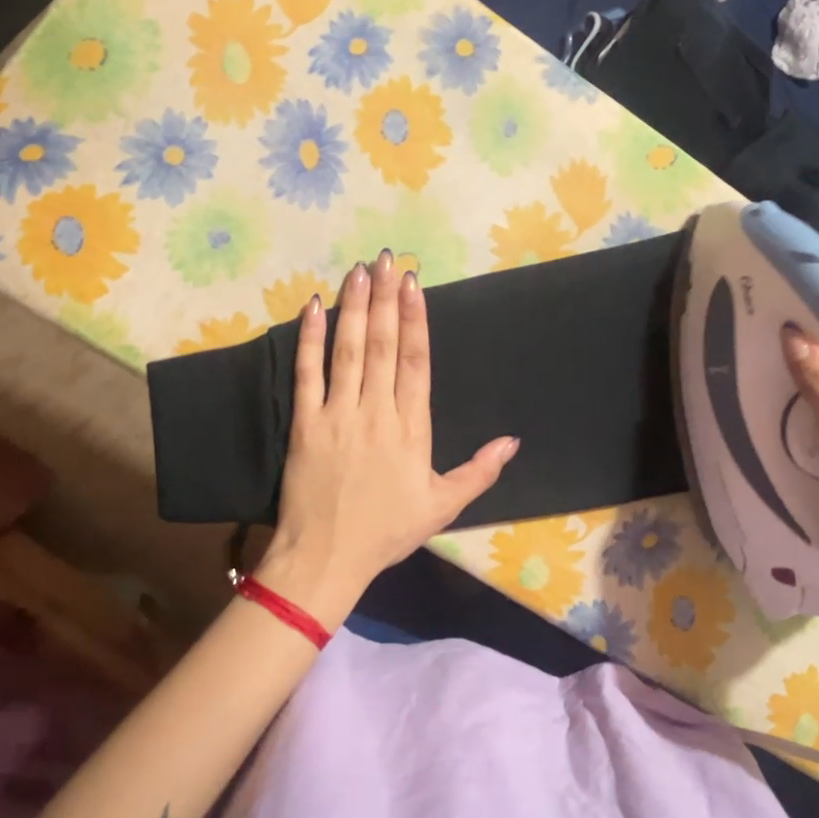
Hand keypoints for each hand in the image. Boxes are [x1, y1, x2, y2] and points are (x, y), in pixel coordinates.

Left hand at [259, 252, 519, 627]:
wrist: (326, 558)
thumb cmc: (386, 532)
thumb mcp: (442, 507)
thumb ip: (479, 472)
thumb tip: (513, 441)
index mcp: (411, 429)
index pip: (415, 363)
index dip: (416, 320)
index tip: (414, 284)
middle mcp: (376, 412)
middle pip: (384, 346)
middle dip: (387, 299)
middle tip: (388, 259)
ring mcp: (338, 415)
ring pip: (349, 351)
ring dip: (355, 308)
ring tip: (360, 271)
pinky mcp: (305, 423)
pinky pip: (307, 374)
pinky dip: (309, 339)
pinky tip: (313, 306)